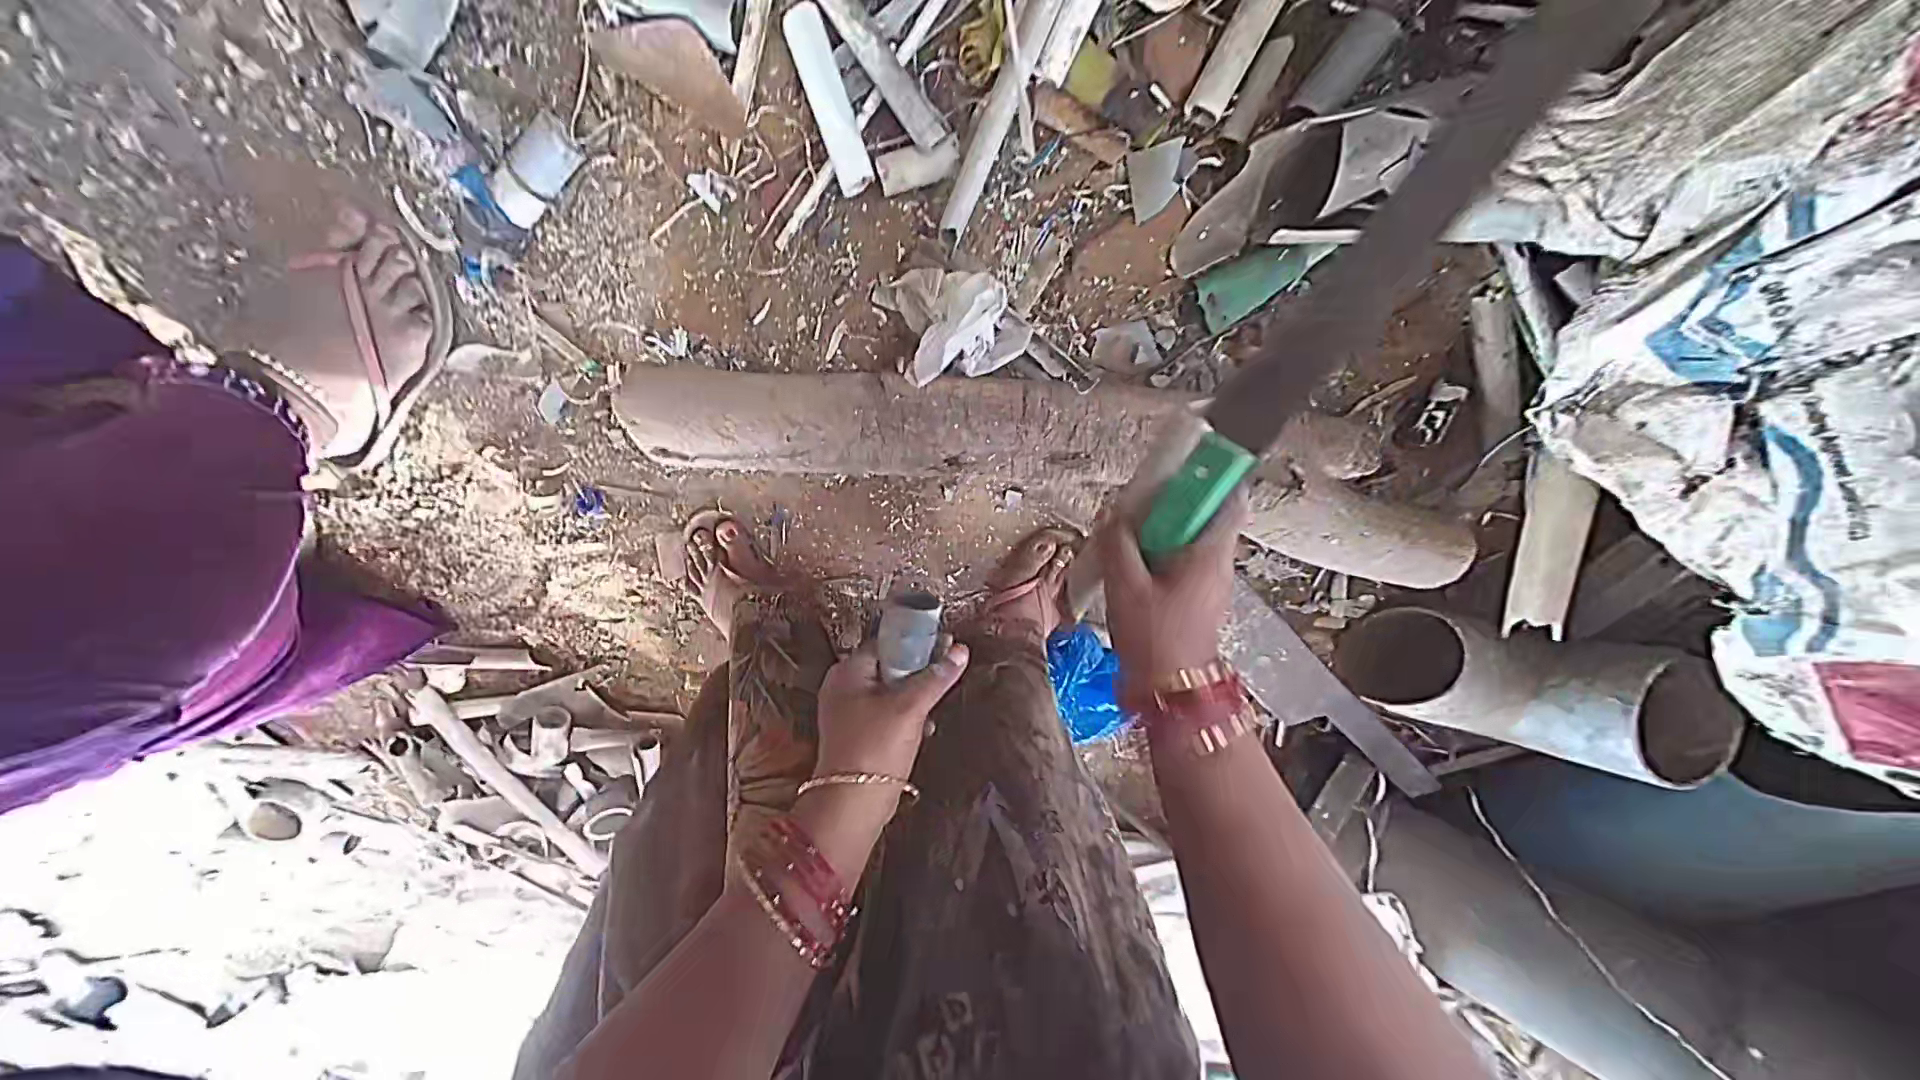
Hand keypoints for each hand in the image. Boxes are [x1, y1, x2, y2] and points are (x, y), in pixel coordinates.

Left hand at [813, 637, 969, 781]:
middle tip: (941, 678)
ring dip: (912, 698)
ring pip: (888, 692)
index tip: (943, 648)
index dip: (914, 644)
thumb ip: (936, 677)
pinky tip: (922, 728)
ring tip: (932, 707)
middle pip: (887, 667)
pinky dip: (903, 717)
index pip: (884, 643)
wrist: (853, 803)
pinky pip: (884, 714)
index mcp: (847, 671)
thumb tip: (961, 651)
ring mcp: (846, 712)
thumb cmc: (877, 746)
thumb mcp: (911, 707)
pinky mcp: (856, 734)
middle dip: (916, 673)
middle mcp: (841, 687)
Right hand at [1095, 485, 1247, 690]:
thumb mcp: (1126, 586)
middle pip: (1203, 515)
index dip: (1207, 477)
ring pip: (1189, 539)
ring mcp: (1210, 581)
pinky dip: (1159, 556)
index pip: (1229, 498)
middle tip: (1138, 513)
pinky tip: (1134, 569)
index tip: (1180, 470)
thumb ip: (1118, 543)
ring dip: (1160, 534)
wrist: (1171, 690)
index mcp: (1210, 555)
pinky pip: (1181, 561)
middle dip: (1169, 508)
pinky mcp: (1197, 595)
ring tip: (1130, 543)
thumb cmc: (1156, 641)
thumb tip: (1113, 516)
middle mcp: (1218, 565)